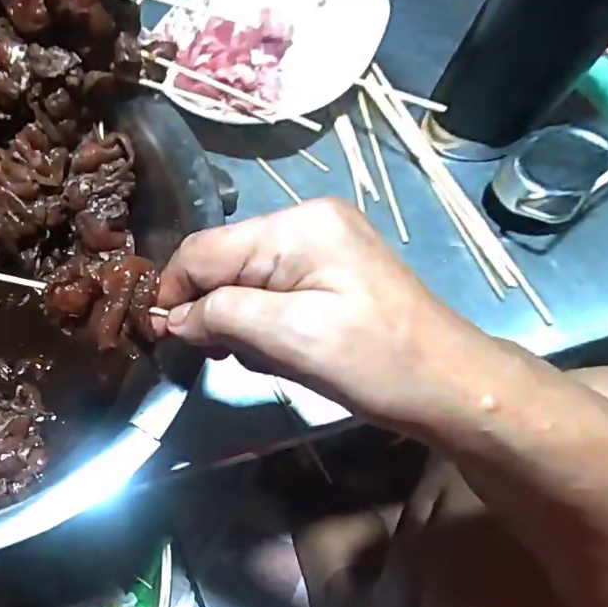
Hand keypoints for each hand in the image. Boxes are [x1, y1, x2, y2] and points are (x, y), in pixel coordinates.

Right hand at [155, 199, 505, 433]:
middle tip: (213, 354)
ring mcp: (319, 244)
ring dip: (231, 320)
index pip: (203, 249)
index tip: (159, 336)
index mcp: (296, 227)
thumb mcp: (290, 338)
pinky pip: (266, 289)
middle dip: (206, 309)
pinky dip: (256, 321)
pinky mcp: (326, 270)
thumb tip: (169, 318)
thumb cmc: (374, 362)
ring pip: (240, 278)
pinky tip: (271, 348)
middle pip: (220, 260)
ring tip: (253, 355)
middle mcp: (304, 222)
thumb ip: (221, 316)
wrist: (448, 385)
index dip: (172, 292)